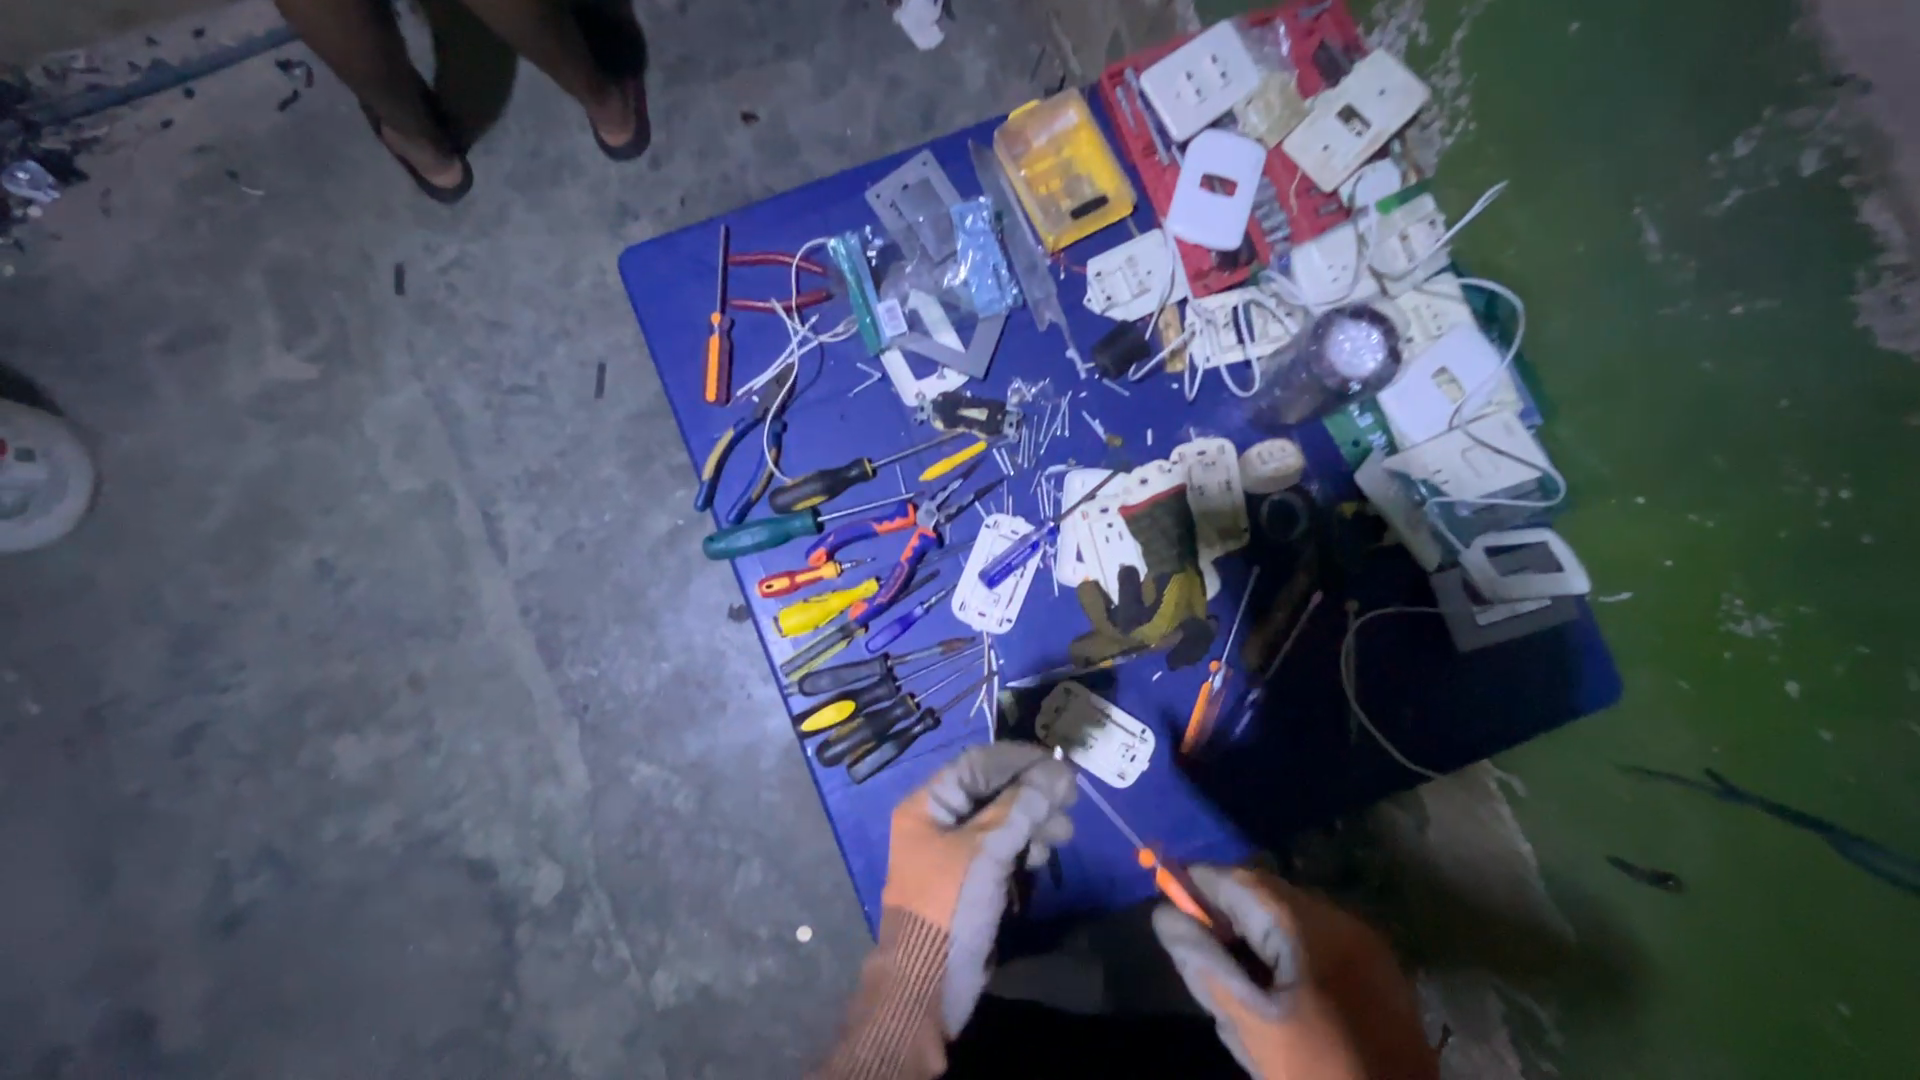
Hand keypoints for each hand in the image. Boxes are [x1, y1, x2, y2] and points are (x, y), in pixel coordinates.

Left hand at [881, 741, 1075, 1035]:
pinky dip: (1028, 845)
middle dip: (1033, 792)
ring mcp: (958, 849)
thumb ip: (1020, 807)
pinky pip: (1006, 847)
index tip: (1057, 763)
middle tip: (1071, 797)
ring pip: (1005, 819)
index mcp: (928, 804)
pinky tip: (1044, 855)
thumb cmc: (948, 905)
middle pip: (994, 790)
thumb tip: (1057, 773)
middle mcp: (941, 820)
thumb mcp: (984, 850)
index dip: (1018, 759)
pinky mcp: (975, 877)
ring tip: (1064, 833)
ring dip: (1036, 819)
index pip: (977, 764)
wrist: (928, 982)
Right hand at [1152, 866, 1436, 1079]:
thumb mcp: (1253, 1024)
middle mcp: (1339, 919)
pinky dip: (1283, 956)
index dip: (1195, 885)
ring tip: (1234, 989)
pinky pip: (1314, 944)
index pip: (1237, 879)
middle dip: (1225, 918)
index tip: (1164, 905)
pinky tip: (1274, 1000)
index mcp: (1308, 924)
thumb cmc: (1321, 1073)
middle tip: (1198, 959)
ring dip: (1252, 939)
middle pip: (1263, 896)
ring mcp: (1365, 944)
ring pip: (1287, 920)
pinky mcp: (1377, 972)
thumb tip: (1164, 914)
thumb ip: (1205, 964)